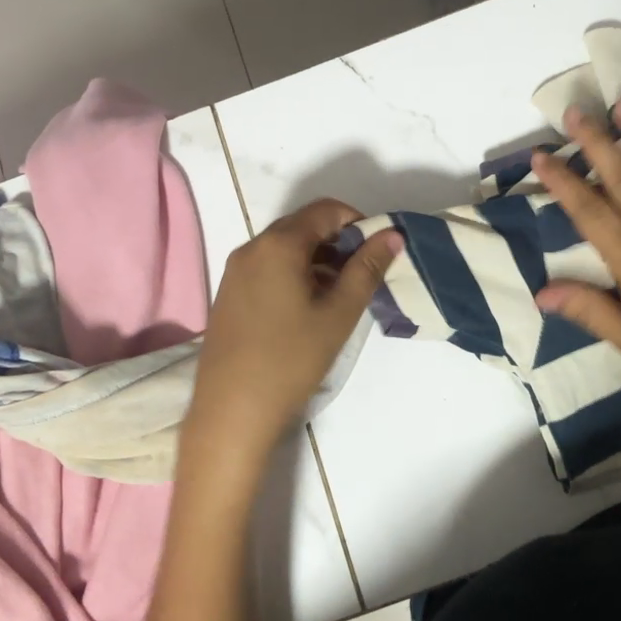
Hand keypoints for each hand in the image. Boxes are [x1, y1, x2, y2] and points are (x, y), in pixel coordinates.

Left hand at [189, 199, 404, 447]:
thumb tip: (392, 234)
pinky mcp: (228, 294)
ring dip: (317, 258)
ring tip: (339, 295)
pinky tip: (308, 308)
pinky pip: (267, 266)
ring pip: (284, 247)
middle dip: (338, 240)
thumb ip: (367, 268)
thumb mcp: (339, 313)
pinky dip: (293, 272)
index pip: (325, 209)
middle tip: (362, 274)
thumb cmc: (291, 359)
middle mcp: (251, 247)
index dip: (357, 221)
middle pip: (303, 224)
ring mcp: (235, 271)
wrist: (231, 410)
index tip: (376, 251)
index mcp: (278, 244)